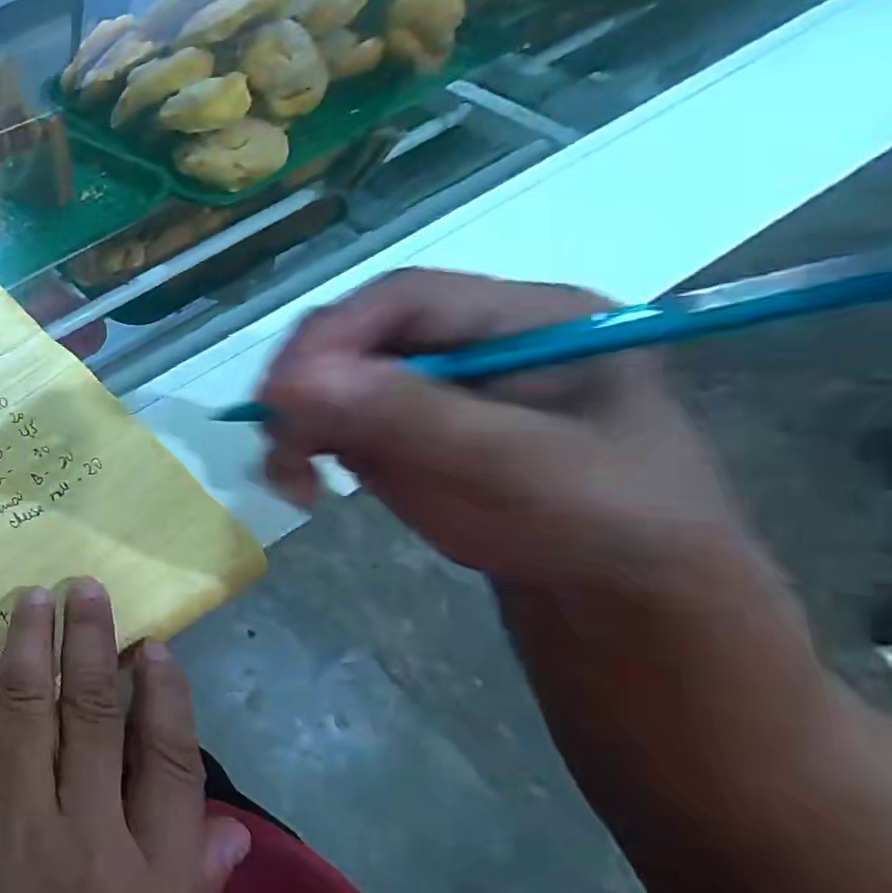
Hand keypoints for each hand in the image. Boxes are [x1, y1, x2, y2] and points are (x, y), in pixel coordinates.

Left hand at [0, 582, 250, 892]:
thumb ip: (204, 883)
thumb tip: (240, 827)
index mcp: (150, 872)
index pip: (170, 763)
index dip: (168, 697)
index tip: (156, 646)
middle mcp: (84, 830)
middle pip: (94, 714)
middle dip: (93, 642)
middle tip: (88, 587)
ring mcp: (15, 814)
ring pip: (27, 706)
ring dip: (33, 642)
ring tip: (37, 594)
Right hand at [258, 269, 755, 590]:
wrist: (613, 593)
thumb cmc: (597, 523)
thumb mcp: (515, 466)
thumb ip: (408, 417)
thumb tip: (290, 382)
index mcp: (523, 316)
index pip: (404, 299)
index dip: (334, 337)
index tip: (284, 394)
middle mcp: (466, 337)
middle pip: (355, 336)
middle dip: (305, 386)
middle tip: (278, 442)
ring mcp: (427, 383)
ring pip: (328, 379)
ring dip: (294, 424)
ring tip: (291, 479)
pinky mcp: (396, 425)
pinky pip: (327, 419)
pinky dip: (300, 448)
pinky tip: (302, 484)